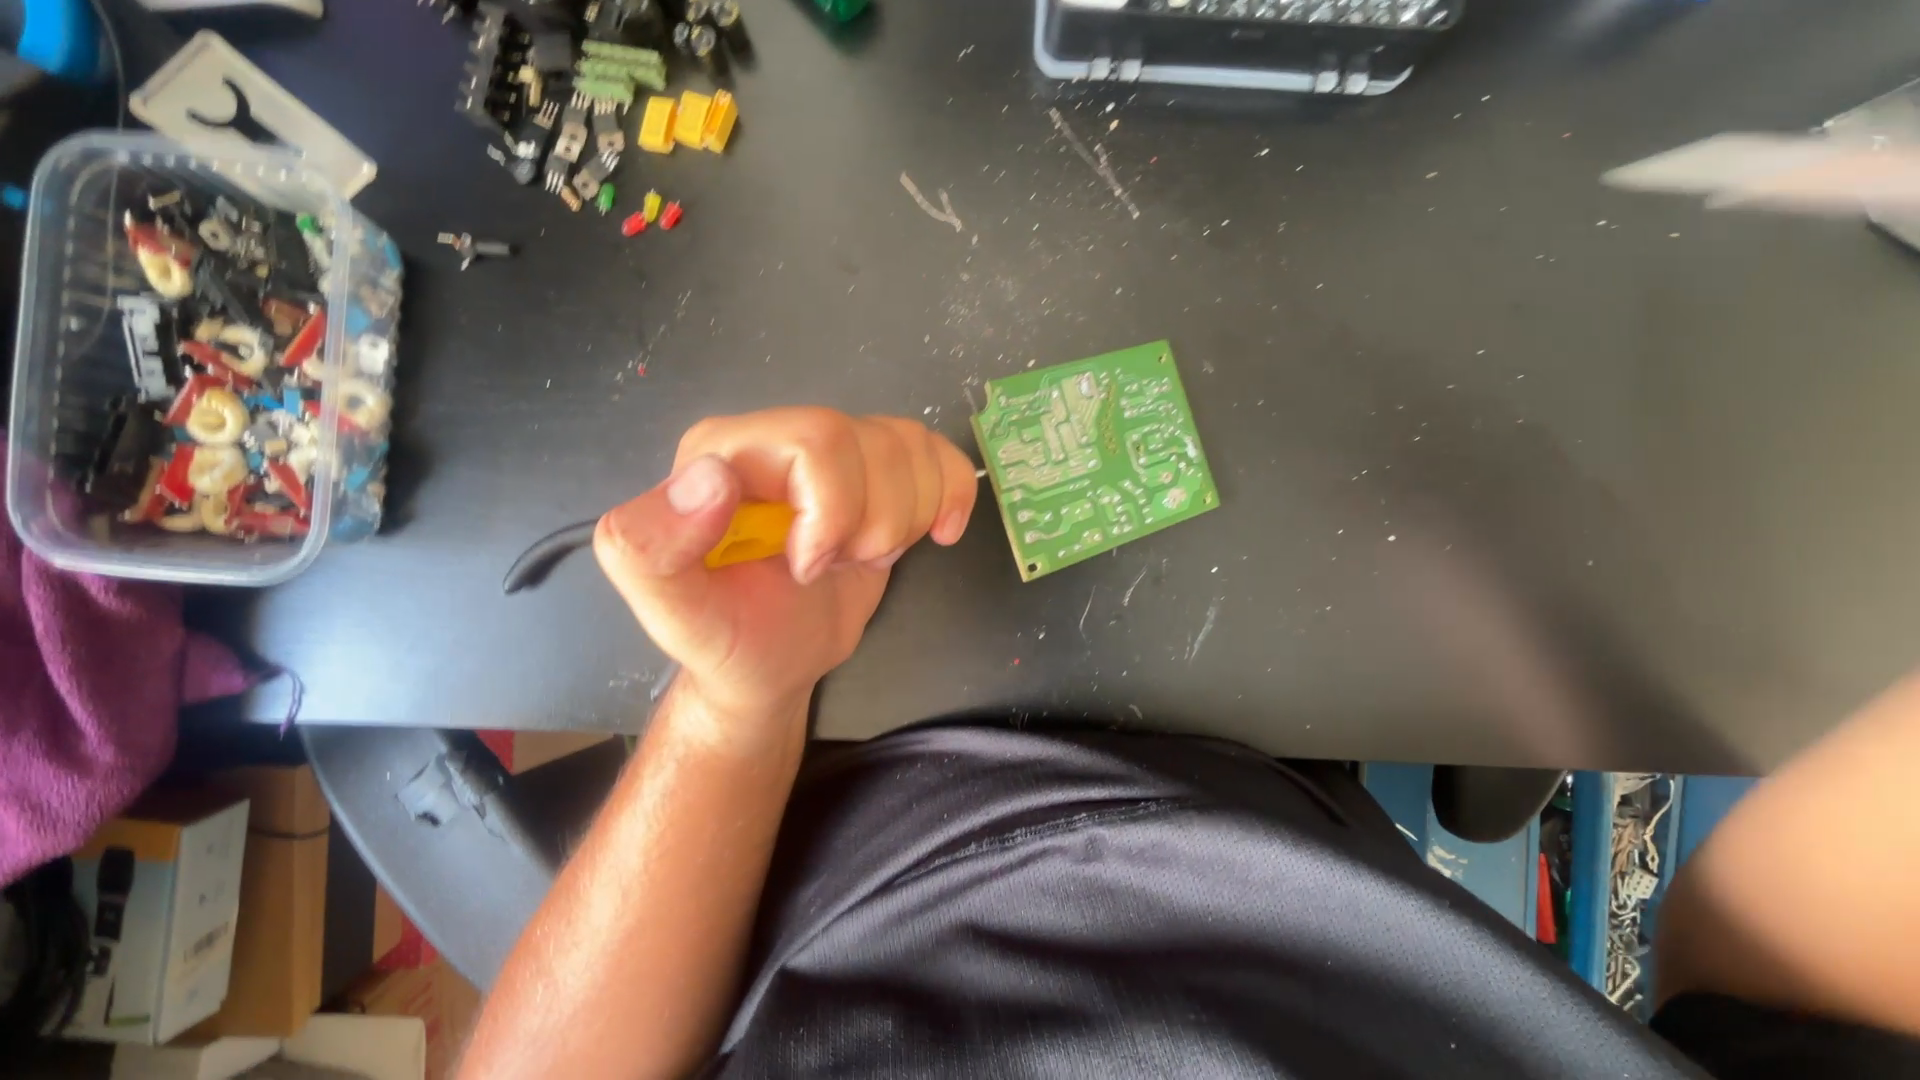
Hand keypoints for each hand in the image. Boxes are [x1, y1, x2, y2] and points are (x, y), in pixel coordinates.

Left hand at [594, 408, 977, 722]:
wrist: (773, 664)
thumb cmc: (727, 642)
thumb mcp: (674, 615)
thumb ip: (651, 547)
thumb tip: (710, 477)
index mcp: (723, 451)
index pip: (816, 440)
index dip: (834, 510)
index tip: (807, 570)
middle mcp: (778, 437)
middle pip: (872, 442)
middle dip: (872, 524)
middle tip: (833, 569)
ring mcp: (833, 453)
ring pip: (909, 448)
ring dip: (903, 522)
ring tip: (857, 561)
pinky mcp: (877, 474)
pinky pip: (936, 454)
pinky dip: (951, 494)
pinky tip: (937, 534)